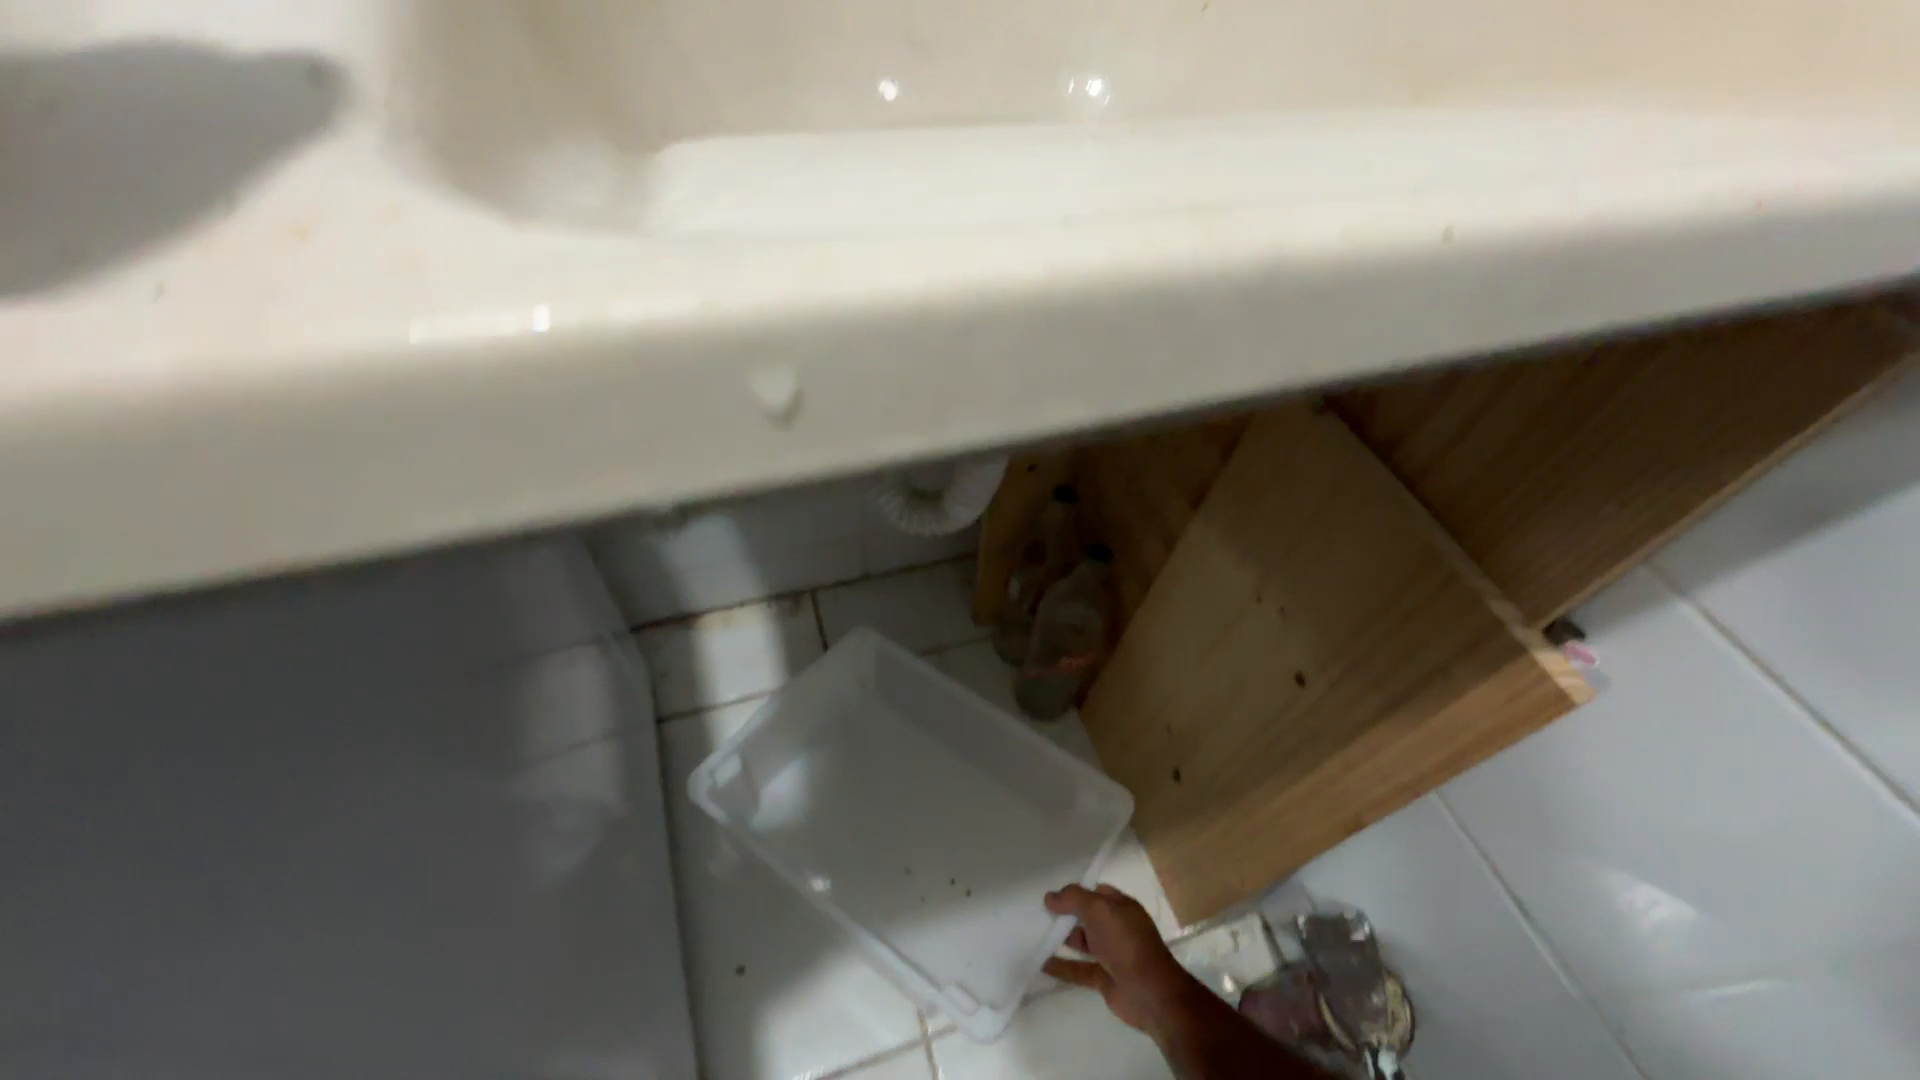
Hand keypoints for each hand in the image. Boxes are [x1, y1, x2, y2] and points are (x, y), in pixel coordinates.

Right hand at [1042, 884, 1206, 1040]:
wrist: (1149, 992)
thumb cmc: (1125, 942)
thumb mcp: (1099, 909)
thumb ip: (1073, 898)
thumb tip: (1050, 897)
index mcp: (1121, 907)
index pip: (1096, 893)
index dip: (1076, 892)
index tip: (1051, 894)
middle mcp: (1116, 928)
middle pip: (1087, 917)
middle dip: (1065, 915)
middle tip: (1037, 914)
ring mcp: (1110, 954)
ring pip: (1081, 942)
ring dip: (1061, 939)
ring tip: (1034, 935)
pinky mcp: (1103, 978)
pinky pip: (1078, 969)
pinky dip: (1061, 966)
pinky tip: (1041, 963)